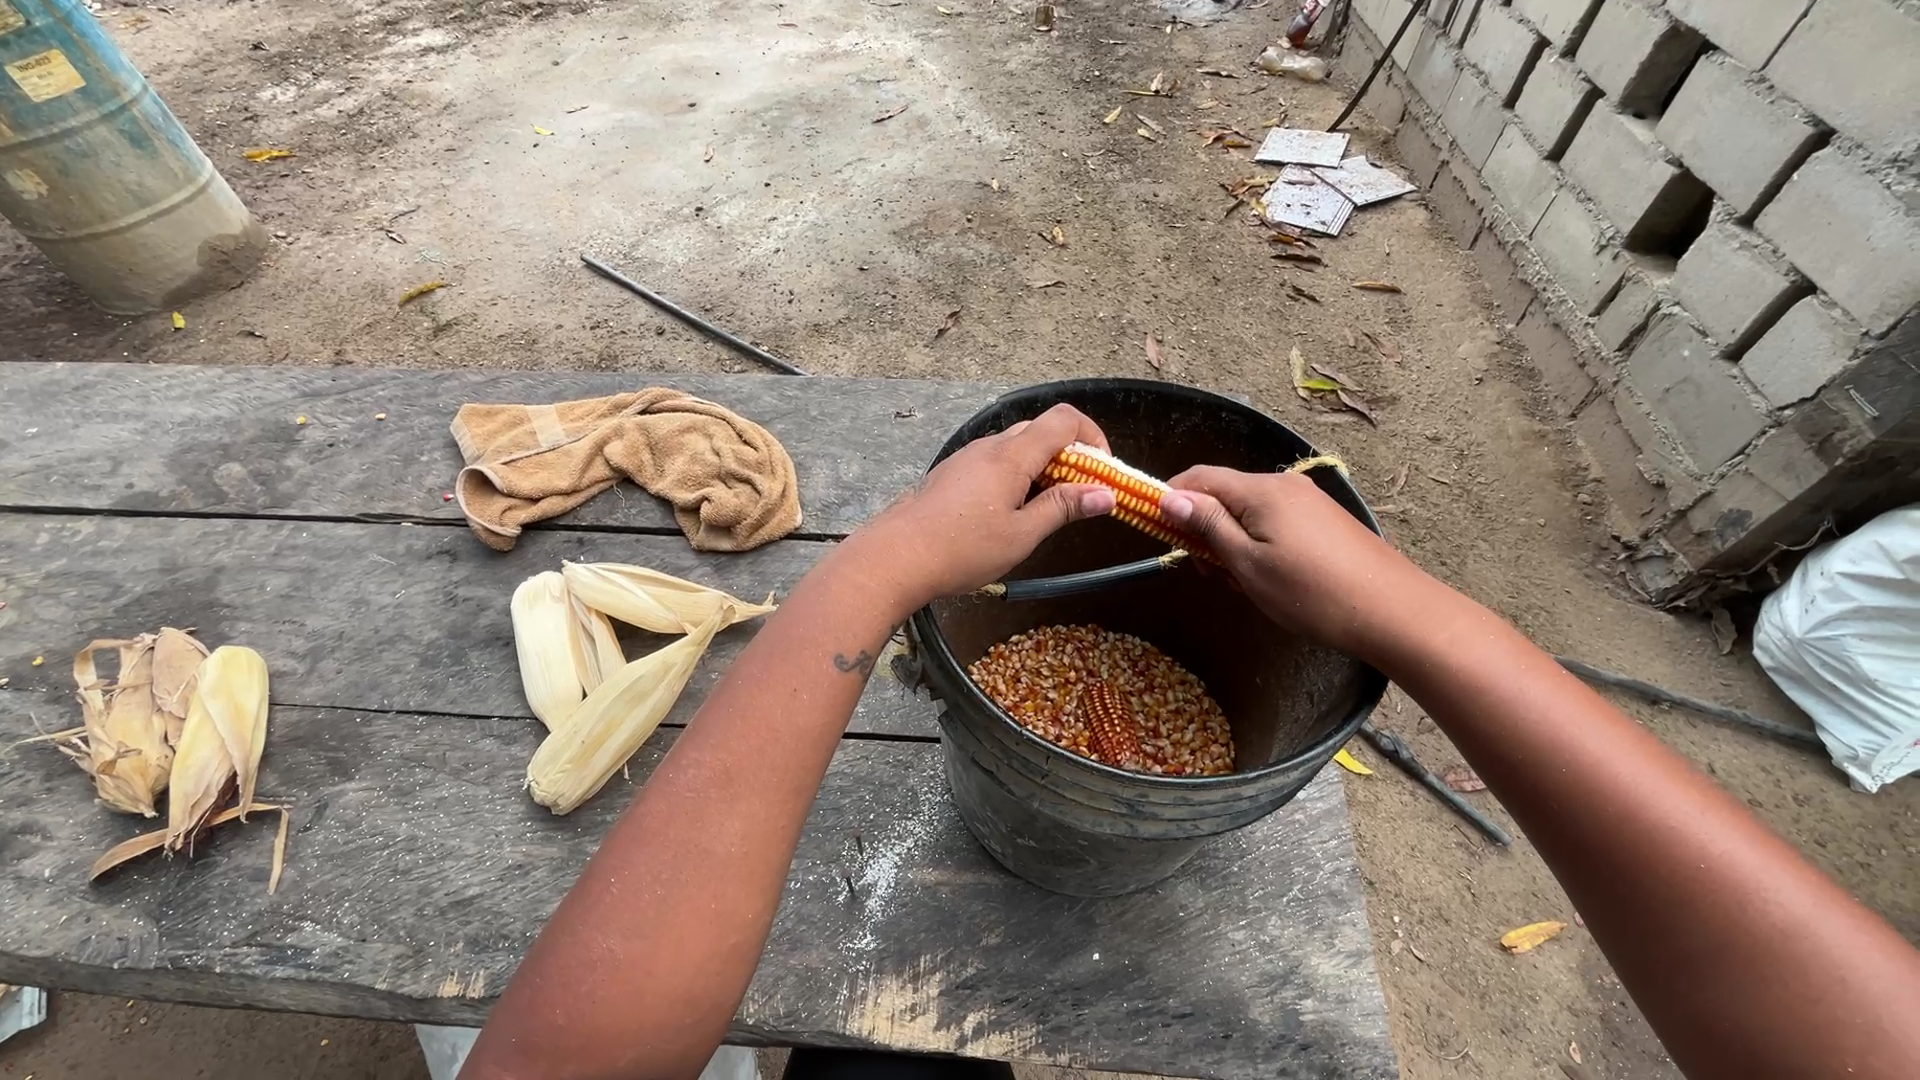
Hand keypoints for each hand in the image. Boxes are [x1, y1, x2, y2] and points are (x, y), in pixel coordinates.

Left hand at [851, 404, 1116, 606]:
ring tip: (1044, 509)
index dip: (1093, 437)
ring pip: (1014, 446)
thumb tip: (1106, 493)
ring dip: (1041, 467)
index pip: (1064, 420)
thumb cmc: (962, 550)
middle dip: (1069, 455)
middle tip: (1079, 495)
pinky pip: (993, 462)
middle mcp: (988, 447)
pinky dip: (1015, 475)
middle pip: (1040, 430)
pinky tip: (1008, 512)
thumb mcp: (1022, 535)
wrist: (895, 558)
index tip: (1103, 473)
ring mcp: (966, 458)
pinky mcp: (951, 474)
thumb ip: (1063, 508)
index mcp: (1011, 456)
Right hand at [1160, 466, 1428, 656]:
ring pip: (1247, 513)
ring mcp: (1307, 502)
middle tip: (1210, 573)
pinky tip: (1269, 579)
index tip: (1156, 530)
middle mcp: (1284, 485)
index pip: (1199, 477)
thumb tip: (1169, 497)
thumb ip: (1207, 525)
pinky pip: (1273, 523)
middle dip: (1204, 528)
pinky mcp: (1322, 521)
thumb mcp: (1247, 563)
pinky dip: (1256, 545)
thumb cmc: (1311, 592)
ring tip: (1244, 583)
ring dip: (1231, 542)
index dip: (1170, 498)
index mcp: (1261, 490)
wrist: (1394, 613)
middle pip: (1223, 495)